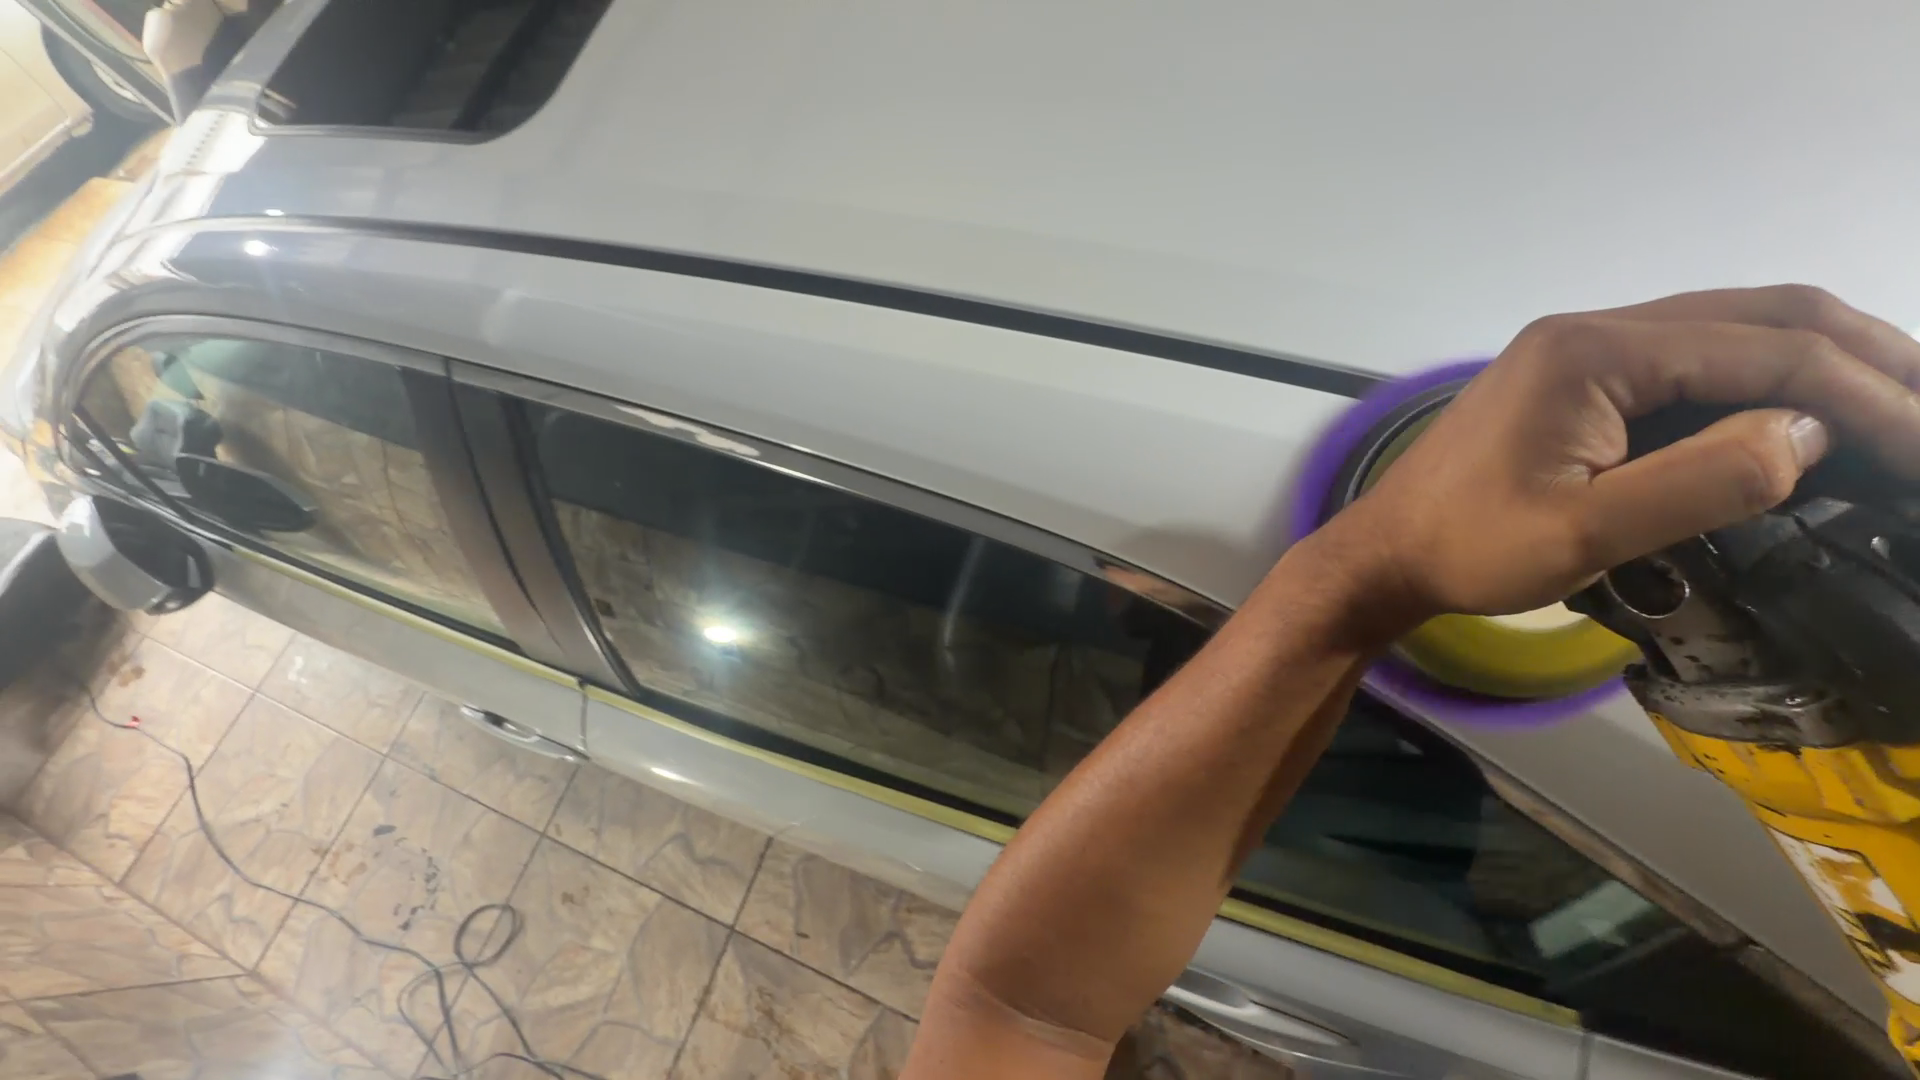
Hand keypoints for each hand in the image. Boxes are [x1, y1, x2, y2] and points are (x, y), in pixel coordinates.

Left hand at [1334, 285, 1919, 619]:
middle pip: (1759, 317)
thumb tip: (1812, 429)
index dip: (1872, 396)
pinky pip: (1679, 366)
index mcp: (1591, 352)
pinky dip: (1748, 384)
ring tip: (1888, 414)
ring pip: (1723, 334)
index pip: (1770, 349)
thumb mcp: (1587, 531)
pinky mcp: (1563, 384)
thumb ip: (1704, 481)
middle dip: (1862, 359)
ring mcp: (1570, 354)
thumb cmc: (1467, 548)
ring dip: (1812, 366)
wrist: (1384, 553)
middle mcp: (1585, 331)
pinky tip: (1787, 421)